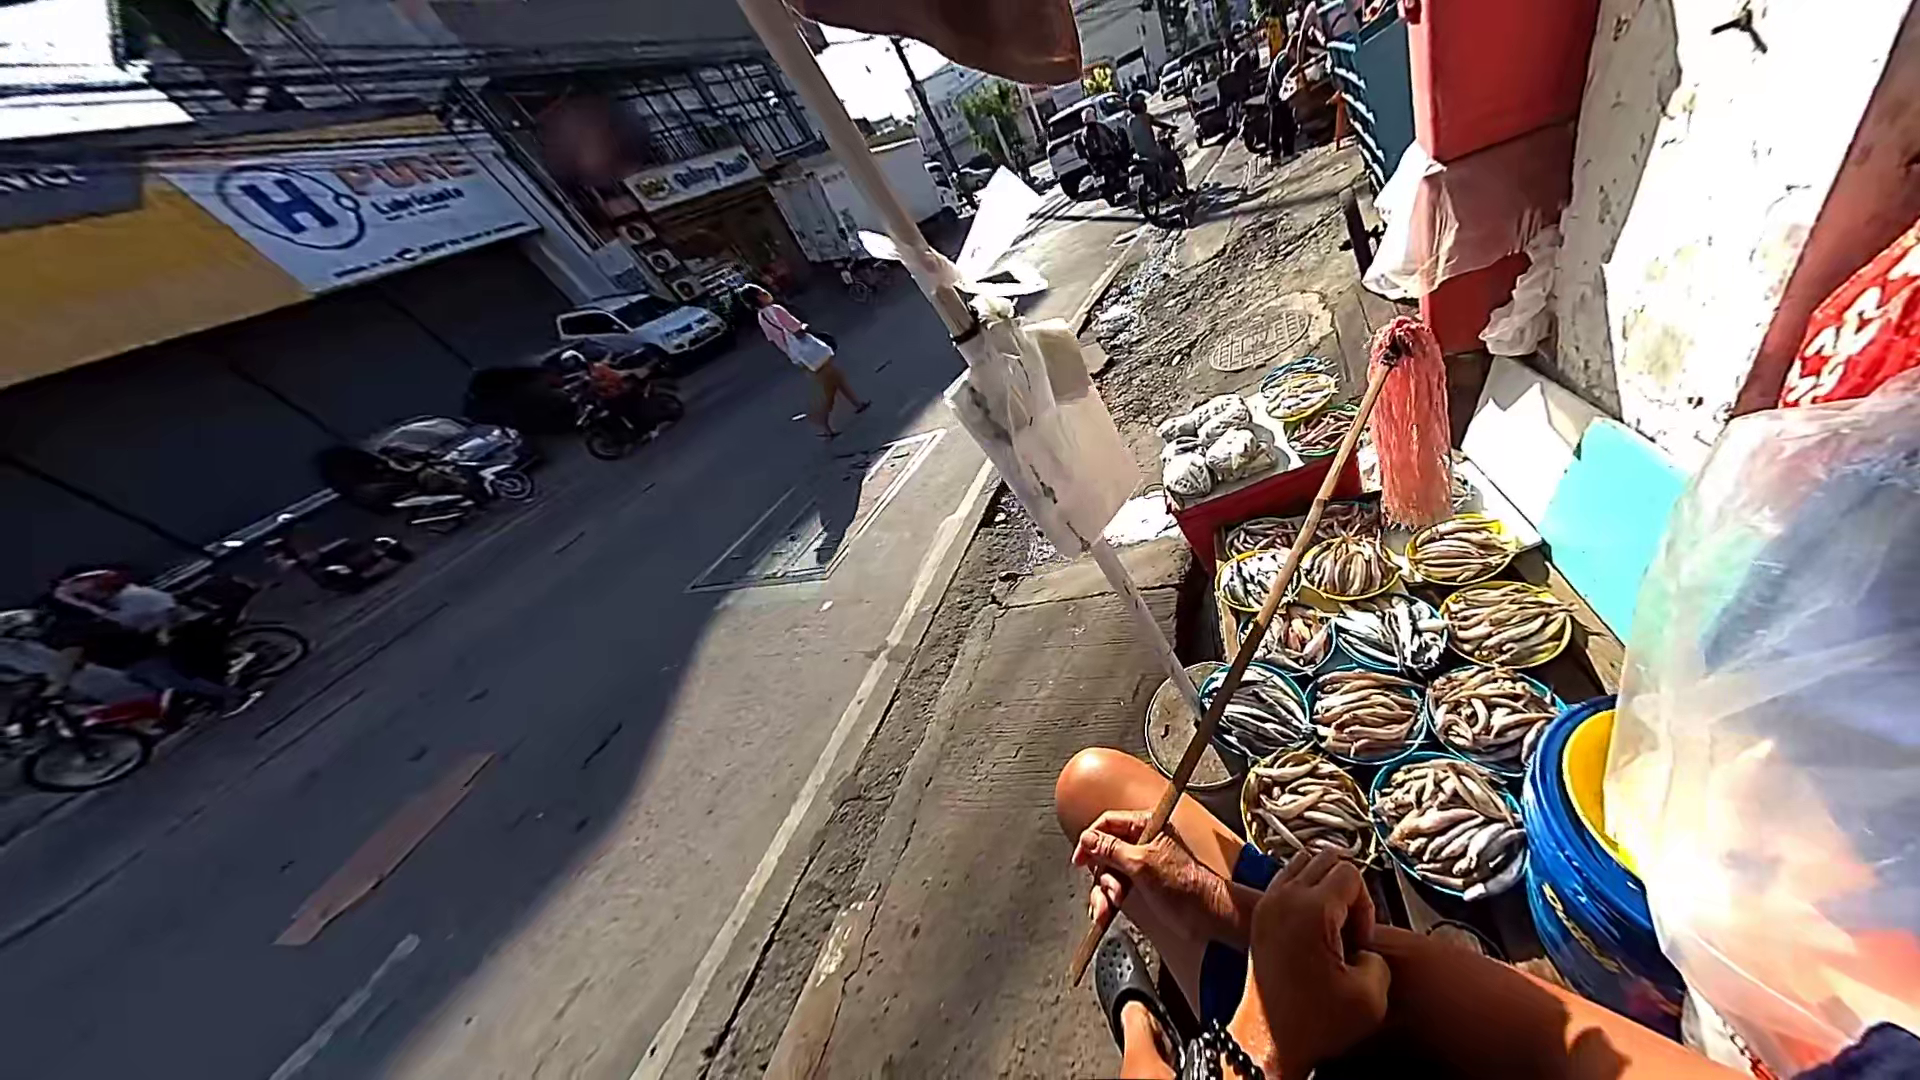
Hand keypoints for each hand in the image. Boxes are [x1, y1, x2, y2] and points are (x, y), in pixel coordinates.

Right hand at [1073, 810, 1237, 944]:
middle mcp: (1140, 841)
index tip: (1080, 859)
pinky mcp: (1139, 883)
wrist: (1208, 918)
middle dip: (1102, 875)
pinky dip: (1107, 901)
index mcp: (1144, 825)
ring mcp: (1139, 863)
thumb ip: (1111, 849)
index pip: (1106, 824)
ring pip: (1107, 872)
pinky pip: (1114, 887)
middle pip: (1103, 850)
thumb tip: (1088, 838)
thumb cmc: (1185, 887)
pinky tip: (1104, 913)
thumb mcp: (1141, 864)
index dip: (1091, 840)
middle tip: (1109, 890)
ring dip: (1103, 892)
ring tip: (1107, 908)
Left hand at [1230, 851, 1389, 1078]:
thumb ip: (1379, 958)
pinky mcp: (1261, 910)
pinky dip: (1305, 892)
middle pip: (1324, 858)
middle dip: (1346, 888)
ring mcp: (1268, 899)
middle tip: (1351, 929)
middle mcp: (1284, 895)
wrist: (1270, 1033)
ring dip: (1324, 886)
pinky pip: (1287, 879)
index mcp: (1310, 909)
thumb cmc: (1314, 1018)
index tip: (1360, 938)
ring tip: (1333, 927)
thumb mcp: (1371, 998)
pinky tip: (1314, 929)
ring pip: (1303, 863)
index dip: (1366, 903)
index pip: (1348, 871)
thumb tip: (1366, 944)